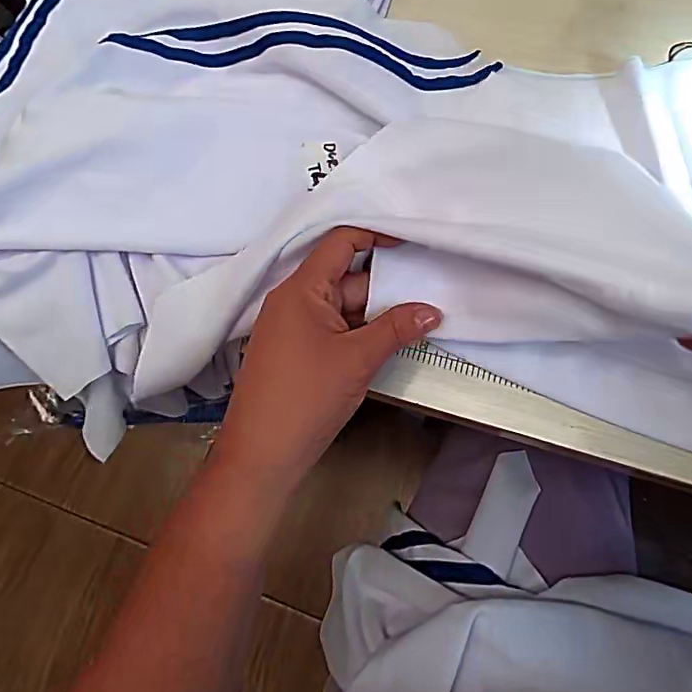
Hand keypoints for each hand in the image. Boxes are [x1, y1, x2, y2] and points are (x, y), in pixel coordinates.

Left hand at [217, 227, 441, 485]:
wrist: (260, 456)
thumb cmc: (304, 399)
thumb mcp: (357, 360)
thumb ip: (396, 329)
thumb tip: (431, 311)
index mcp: (300, 289)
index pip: (339, 243)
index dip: (374, 235)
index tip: (408, 241)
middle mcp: (292, 300)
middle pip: (345, 276)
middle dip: (384, 286)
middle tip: (426, 290)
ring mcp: (292, 326)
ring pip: (341, 305)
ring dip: (374, 313)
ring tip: (415, 319)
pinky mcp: (295, 350)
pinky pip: (332, 327)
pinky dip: (358, 330)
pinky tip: (387, 341)